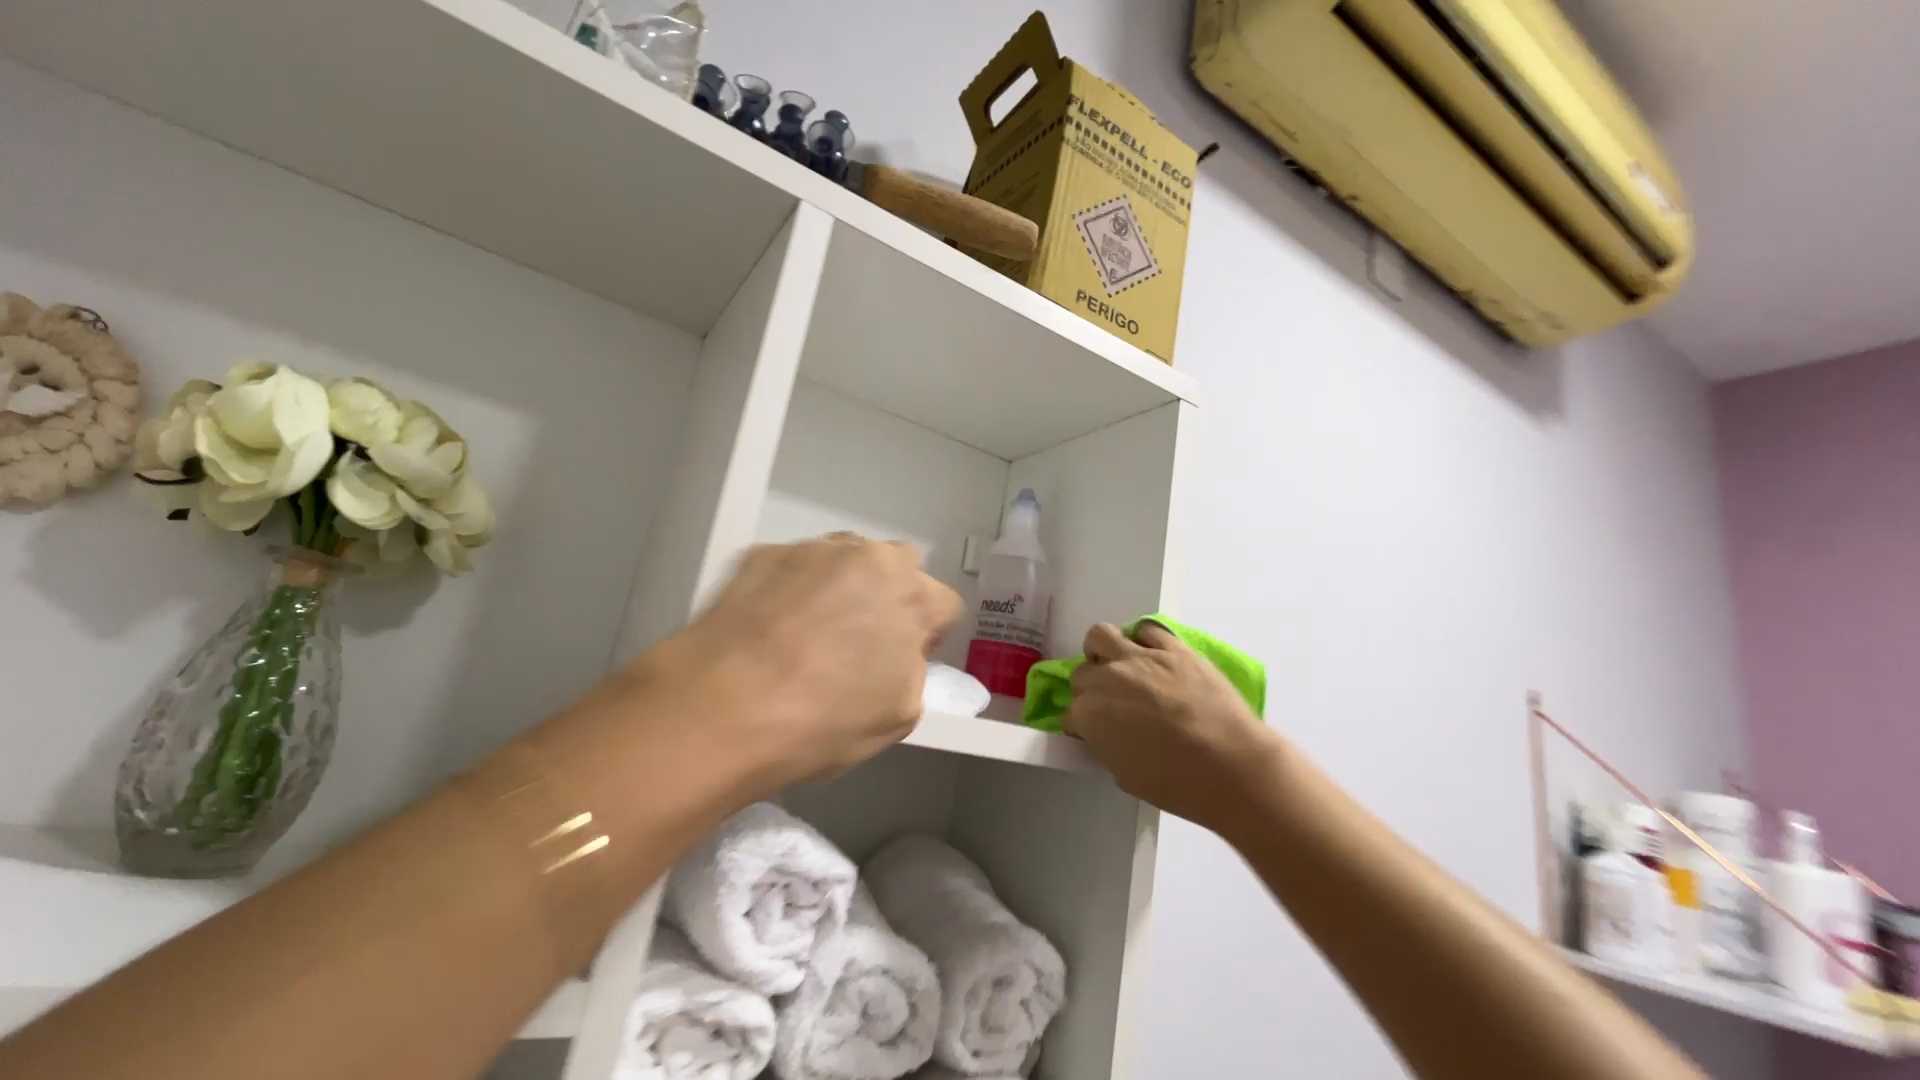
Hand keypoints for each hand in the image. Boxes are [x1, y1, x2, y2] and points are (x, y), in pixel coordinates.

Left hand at [644, 534, 961, 795]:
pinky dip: (787, 591)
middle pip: (895, 567)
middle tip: (858, 642)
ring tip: (805, 636)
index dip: (927, 635)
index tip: (902, 659)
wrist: (721, 708)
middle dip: (885, 597)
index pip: (943, 604)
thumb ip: (912, 673)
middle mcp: (866, 557)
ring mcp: (808, 550)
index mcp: (912, 595)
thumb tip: (897, 657)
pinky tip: (767, 631)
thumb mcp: (898, 716)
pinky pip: (788, 568)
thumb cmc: (822, 720)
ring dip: (837, 587)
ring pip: (839, 560)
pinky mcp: (758, 555)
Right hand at [1064, 622, 1277, 832]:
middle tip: (1110, 703)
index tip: (1094, 732)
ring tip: (1117, 664)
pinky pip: (1146, 630)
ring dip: (1102, 651)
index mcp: (1090, 715)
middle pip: (1082, 674)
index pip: (1070, 714)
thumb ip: (1105, 745)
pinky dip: (1142, 641)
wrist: (1231, 766)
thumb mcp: (1124, 774)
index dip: (1082, 724)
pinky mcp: (1172, 648)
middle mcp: (1107, 679)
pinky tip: (1152, 656)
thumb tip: (1104, 732)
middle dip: (1090, 690)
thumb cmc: (1176, 783)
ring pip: (1100, 636)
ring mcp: (1140, 658)